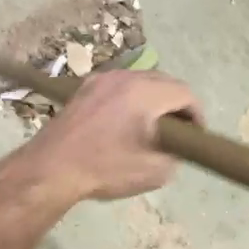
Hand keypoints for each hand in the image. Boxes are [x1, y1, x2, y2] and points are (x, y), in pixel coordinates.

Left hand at [4, 70, 199, 203]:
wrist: (52, 167)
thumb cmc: (105, 168)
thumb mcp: (155, 171)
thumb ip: (175, 155)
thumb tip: (174, 147)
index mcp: (144, 92)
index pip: (184, 92)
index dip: (196, 114)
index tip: (196, 136)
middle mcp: (124, 77)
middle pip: (163, 81)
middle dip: (176, 104)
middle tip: (179, 131)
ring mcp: (101, 79)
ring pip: (139, 80)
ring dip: (152, 98)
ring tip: (153, 127)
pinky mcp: (84, 88)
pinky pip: (118, 86)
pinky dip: (130, 98)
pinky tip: (125, 122)